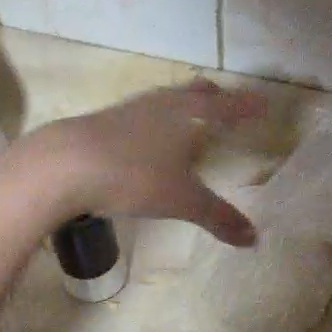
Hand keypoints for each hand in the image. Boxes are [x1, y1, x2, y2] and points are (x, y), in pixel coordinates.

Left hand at [0, 78, 266, 245]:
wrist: (66, 164)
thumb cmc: (134, 177)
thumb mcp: (181, 201)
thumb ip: (217, 217)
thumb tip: (253, 238)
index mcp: (192, 114)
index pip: (230, 106)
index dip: (248, 106)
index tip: (265, 103)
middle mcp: (166, 103)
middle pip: (197, 93)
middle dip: (217, 99)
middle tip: (229, 107)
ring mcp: (134, 108)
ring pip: (169, 100)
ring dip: (184, 106)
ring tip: (191, 119)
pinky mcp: (107, 121)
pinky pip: (144, 114)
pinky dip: (158, 120)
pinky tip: (149, 137)